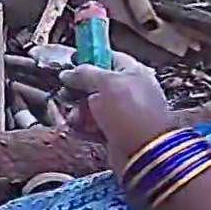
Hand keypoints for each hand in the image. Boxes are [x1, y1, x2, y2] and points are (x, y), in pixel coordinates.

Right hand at [58, 51, 176, 171]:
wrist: (144, 152)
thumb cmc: (129, 112)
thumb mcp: (106, 85)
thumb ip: (84, 74)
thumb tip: (66, 73)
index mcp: (133, 72)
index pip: (107, 57)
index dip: (88, 58)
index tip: (70, 62)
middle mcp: (128, 89)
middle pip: (94, 82)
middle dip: (78, 89)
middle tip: (67, 94)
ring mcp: (121, 111)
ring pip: (89, 104)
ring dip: (78, 110)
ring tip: (77, 118)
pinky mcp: (114, 129)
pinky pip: (91, 122)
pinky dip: (84, 125)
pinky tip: (82, 129)